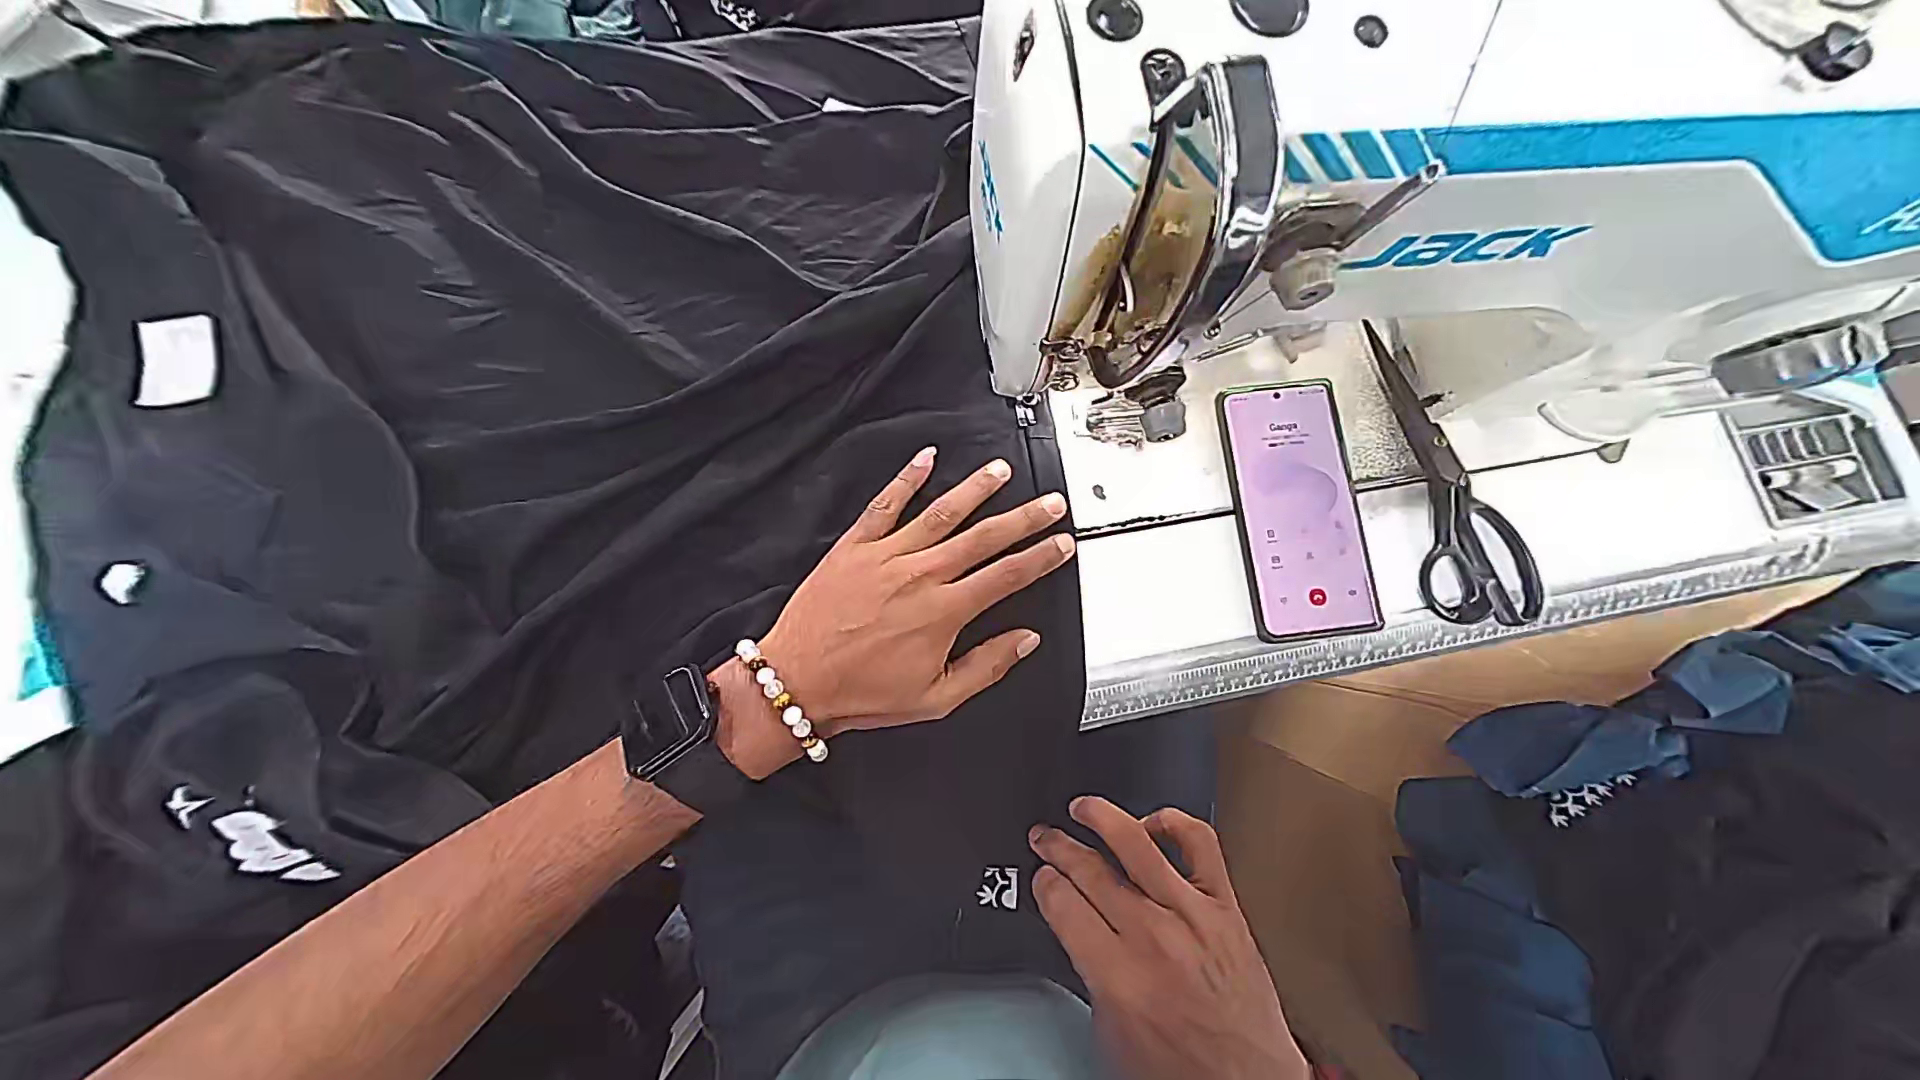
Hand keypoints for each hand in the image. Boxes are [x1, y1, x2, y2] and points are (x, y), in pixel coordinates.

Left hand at [751, 446, 1074, 732]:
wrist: (798, 680)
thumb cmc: (860, 691)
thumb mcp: (935, 697)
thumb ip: (986, 666)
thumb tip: (1023, 642)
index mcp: (943, 612)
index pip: (1007, 575)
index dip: (1041, 557)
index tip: (1060, 544)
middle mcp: (920, 576)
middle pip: (985, 537)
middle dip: (1024, 517)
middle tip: (1049, 502)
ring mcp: (886, 556)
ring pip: (942, 512)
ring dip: (976, 489)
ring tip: (1001, 472)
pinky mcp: (855, 546)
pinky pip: (885, 504)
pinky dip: (907, 478)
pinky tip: (926, 459)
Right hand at [1031, 798, 1309, 1079]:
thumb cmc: (1185, 1069)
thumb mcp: (1111, 1032)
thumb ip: (1087, 967)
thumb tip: (1071, 920)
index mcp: (1118, 977)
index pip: (1062, 901)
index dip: (1044, 881)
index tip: (1042, 874)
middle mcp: (1153, 939)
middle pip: (1088, 868)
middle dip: (1057, 845)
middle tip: (1046, 837)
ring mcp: (1192, 915)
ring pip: (1135, 843)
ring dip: (1100, 816)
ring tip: (1084, 807)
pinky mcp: (1226, 906)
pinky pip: (1200, 844)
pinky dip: (1174, 822)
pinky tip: (1154, 821)